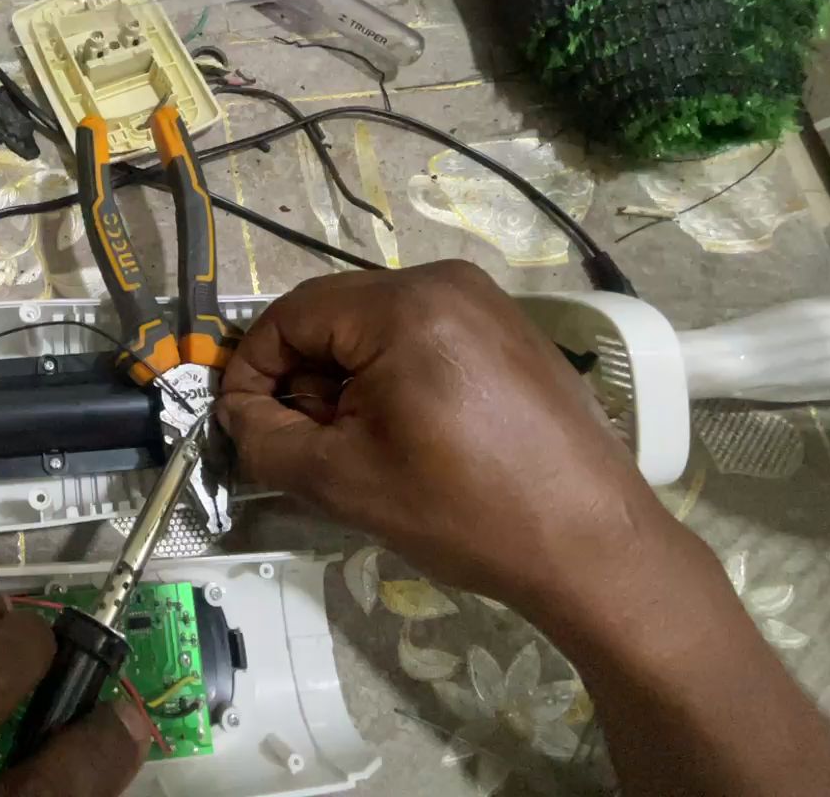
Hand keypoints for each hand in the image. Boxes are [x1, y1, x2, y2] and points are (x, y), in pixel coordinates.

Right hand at [218, 263, 686, 617]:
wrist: (595, 549)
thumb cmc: (463, 510)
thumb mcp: (339, 479)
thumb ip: (262, 437)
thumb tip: (234, 410)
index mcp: (402, 307)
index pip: (289, 316)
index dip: (254, 368)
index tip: (247, 420)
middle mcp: (442, 281)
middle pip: (329, 315)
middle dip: (301, 375)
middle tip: (307, 436)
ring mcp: (480, 298)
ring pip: (368, 323)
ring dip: (341, 374)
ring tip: (356, 435)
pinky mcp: (502, 323)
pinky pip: (413, 329)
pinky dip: (385, 369)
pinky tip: (403, 423)